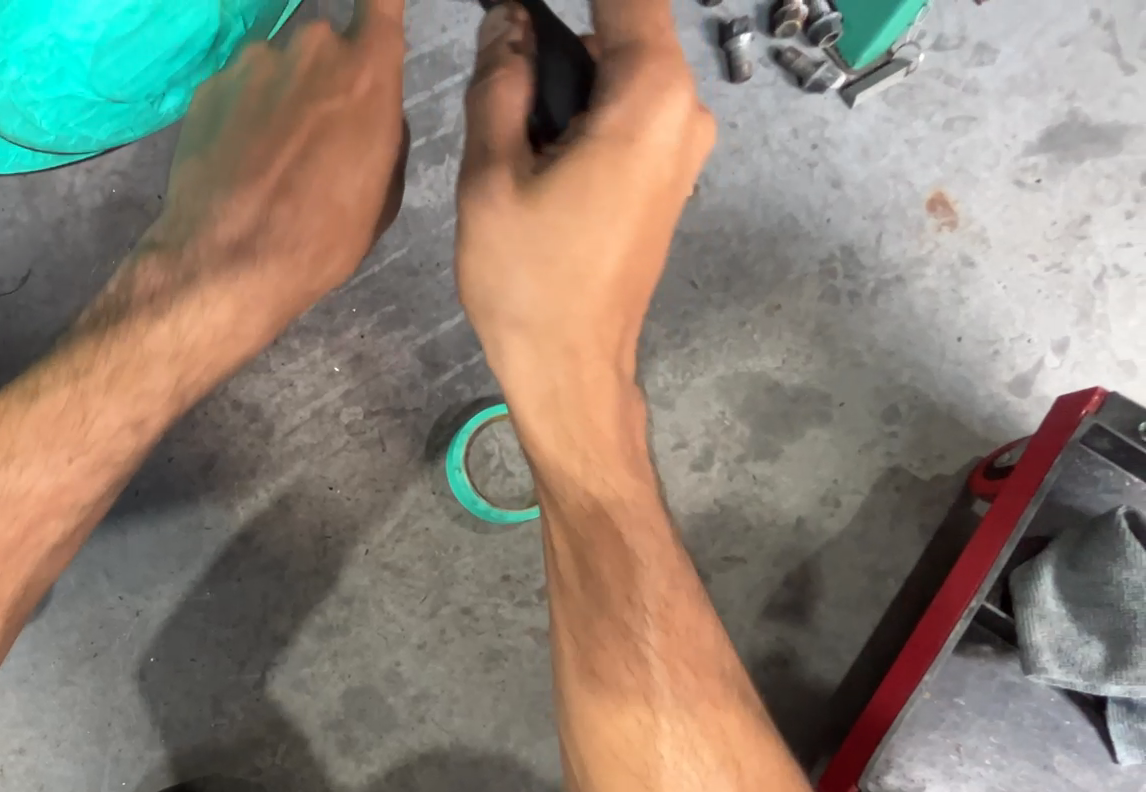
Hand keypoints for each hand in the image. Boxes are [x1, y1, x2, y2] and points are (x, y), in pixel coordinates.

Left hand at [129, 0, 408, 350]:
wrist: (227, 264)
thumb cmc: (319, 242)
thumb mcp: (381, 201)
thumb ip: (384, 138)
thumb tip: (375, 116)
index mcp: (366, 70)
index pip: (381, 2)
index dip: (376, 14)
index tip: (370, 29)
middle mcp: (310, 46)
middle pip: (322, 49)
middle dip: (319, 84)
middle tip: (307, 143)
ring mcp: (252, 63)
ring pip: (274, 72)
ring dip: (274, 103)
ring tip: (263, 164)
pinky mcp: (208, 88)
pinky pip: (234, 94)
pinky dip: (236, 121)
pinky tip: (232, 168)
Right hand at [455, 0, 712, 464]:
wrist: (568, 368)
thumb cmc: (525, 279)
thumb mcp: (491, 179)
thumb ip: (499, 89)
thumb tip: (506, 25)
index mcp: (649, 96)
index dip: (560, 3)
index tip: (516, 13)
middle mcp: (687, 111)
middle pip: (621, 41)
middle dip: (557, 54)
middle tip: (496, 100)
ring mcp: (683, 153)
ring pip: (621, 87)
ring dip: (565, 97)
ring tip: (510, 153)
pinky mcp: (668, 187)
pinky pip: (626, 128)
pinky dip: (583, 129)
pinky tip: (539, 176)